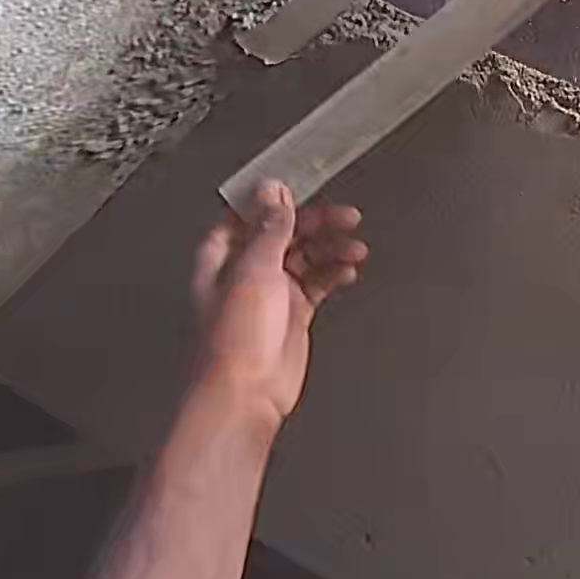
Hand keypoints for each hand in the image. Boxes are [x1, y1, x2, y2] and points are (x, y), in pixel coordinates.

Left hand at [190, 180, 366, 427]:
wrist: (247, 392)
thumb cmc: (233, 340)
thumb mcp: (254, 269)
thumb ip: (268, 228)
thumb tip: (274, 191)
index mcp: (224, 255)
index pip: (250, 214)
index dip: (276, 199)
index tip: (303, 186)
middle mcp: (246, 270)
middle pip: (286, 233)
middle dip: (317, 223)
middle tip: (346, 216)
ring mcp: (272, 291)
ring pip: (307, 256)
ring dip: (332, 249)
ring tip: (355, 249)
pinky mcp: (293, 310)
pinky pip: (319, 282)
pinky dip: (334, 274)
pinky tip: (348, 271)